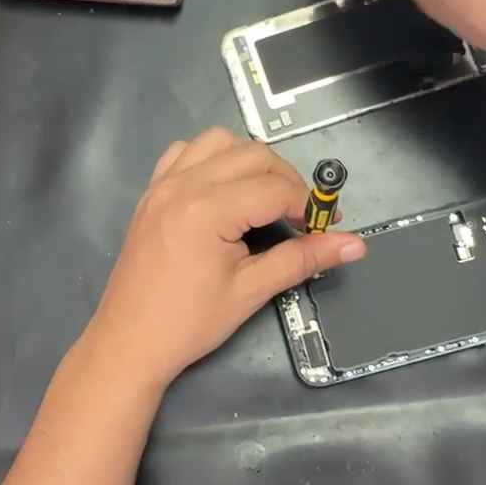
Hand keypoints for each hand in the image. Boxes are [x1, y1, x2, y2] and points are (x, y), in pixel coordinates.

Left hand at [84, 129, 366, 387]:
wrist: (129, 342)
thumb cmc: (189, 323)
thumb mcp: (251, 291)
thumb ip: (303, 259)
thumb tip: (355, 245)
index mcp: (208, 209)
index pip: (274, 188)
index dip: (306, 205)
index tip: (322, 228)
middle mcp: (183, 185)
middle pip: (252, 154)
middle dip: (285, 179)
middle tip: (299, 216)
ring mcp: (162, 185)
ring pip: (218, 142)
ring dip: (249, 160)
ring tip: (263, 198)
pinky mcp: (151, 193)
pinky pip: (183, 153)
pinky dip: (210, 159)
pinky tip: (221, 189)